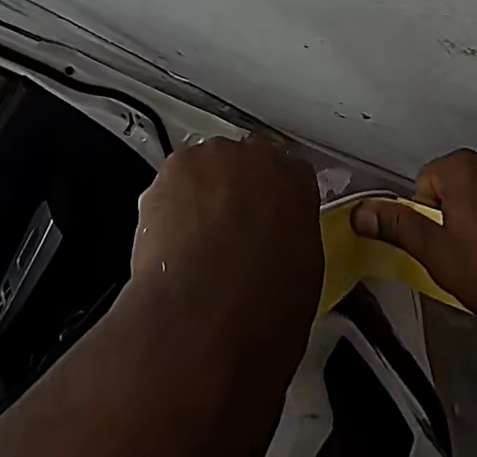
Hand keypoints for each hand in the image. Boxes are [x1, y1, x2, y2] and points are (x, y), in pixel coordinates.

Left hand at [131, 136, 322, 333]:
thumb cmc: (259, 310)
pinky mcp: (173, 169)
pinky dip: (173, 201)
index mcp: (297, 183)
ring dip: (204, 192)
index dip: (276, 199)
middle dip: (238, 188)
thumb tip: (279, 240)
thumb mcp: (303, 275)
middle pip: (245, 162)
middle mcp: (256, 158)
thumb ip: (294, 235)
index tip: (268, 217)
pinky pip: (175, 179)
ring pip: (207, 167)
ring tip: (197, 237)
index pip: (290, 174)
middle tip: (230, 229)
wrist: (201, 319)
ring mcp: (211, 158)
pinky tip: (174, 238)